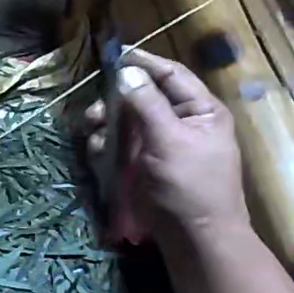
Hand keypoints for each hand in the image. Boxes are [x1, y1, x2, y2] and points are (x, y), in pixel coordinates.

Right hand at [84, 47, 249, 242]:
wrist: (193, 238)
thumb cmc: (190, 185)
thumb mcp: (169, 139)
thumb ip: (147, 103)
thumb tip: (126, 70)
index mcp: (200, 111)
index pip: (171, 75)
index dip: (144, 63)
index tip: (114, 55)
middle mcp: (179, 122)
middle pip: (141, 97)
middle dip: (116, 100)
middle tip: (95, 109)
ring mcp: (158, 144)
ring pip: (125, 121)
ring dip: (106, 123)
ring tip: (93, 131)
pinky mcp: (141, 165)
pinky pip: (118, 145)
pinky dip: (105, 145)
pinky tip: (98, 152)